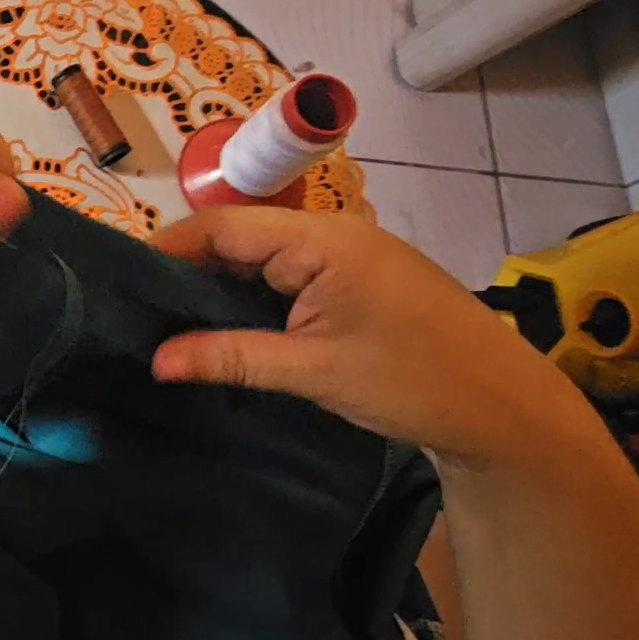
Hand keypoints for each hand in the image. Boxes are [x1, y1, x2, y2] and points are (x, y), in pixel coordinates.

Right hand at [147, 207, 600, 468]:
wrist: (512, 414)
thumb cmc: (415, 383)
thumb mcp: (313, 370)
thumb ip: (229, 357)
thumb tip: (155, 361)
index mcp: (321, 241)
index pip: (224, 225)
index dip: (170, 245)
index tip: (126, 278)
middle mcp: (331, 234)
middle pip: (240, 235)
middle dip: (189, 266)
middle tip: (141, 303)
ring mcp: (347, 255)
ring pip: (262, 256)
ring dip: (219, 281)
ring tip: (171, 314)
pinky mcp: (356, 278)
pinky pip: (287, 273)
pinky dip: (252, 293)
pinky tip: (226, 320)